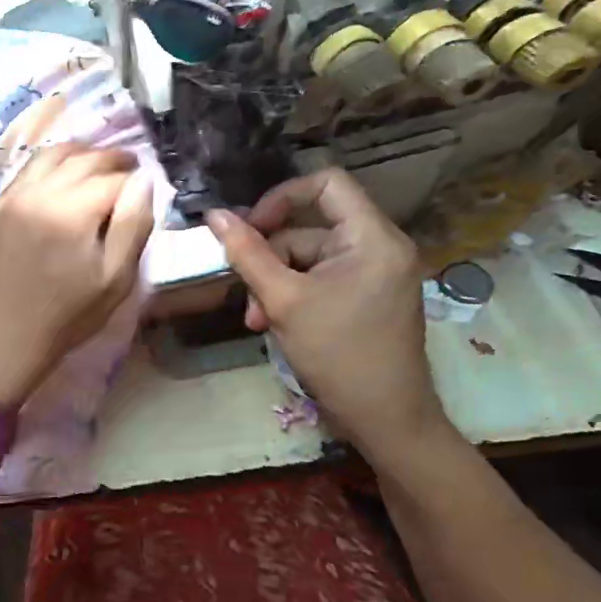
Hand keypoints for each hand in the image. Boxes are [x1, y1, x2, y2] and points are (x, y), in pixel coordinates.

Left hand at [0, 144, 154, 407]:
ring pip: (50, 155)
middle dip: (111, 159)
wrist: (3, 335)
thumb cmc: (67, 315)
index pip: (113, 178)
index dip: (134, 180)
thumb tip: (144, 180)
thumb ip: (134, 224)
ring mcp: (11, 196)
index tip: (145, 186)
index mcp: (70, 211)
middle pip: (82, 158)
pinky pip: (27, 171)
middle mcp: (38, 192)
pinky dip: (51, 166)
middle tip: (129, 165)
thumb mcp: (115, 278)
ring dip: (79, 154)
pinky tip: (63, 179)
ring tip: (97, 165)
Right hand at [204, 169, 443, 446]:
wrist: (385, 418)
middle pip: (310, 226)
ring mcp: (375, 273)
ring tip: (256, 318)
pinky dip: (293, 295)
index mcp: (372, 237)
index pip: (326, 183)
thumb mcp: (282, 299)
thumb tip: (215, 215)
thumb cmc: (337, 353)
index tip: (249, 227)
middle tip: (243, 288)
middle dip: (269, 256)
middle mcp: (379, 246)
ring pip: (308, 257)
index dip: (281, 196)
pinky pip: (321, 278)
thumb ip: (246, 253)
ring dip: (275, 283)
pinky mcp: (367, 296)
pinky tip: (272, 322)